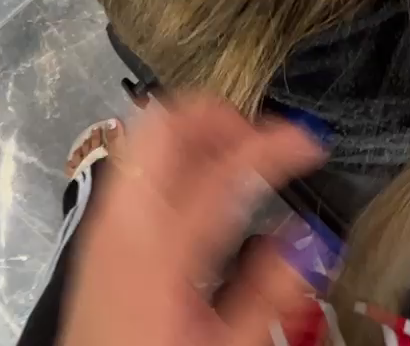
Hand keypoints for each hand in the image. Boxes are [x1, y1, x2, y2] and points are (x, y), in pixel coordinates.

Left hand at [59, 96, 328, 345]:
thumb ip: (269, 294)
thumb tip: (309, 242)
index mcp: (162, 249)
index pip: (225, 168)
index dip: (275, 143)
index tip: (308, 142)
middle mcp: (126, 219)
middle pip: (169, 122)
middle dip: (222, 117)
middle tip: (258, 139)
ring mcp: (105, 217)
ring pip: (148, 132)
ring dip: (196, 129)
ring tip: (236, 154)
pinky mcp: (100, 227)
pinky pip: (137, 159)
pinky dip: (174, 150)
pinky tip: (201, 181)